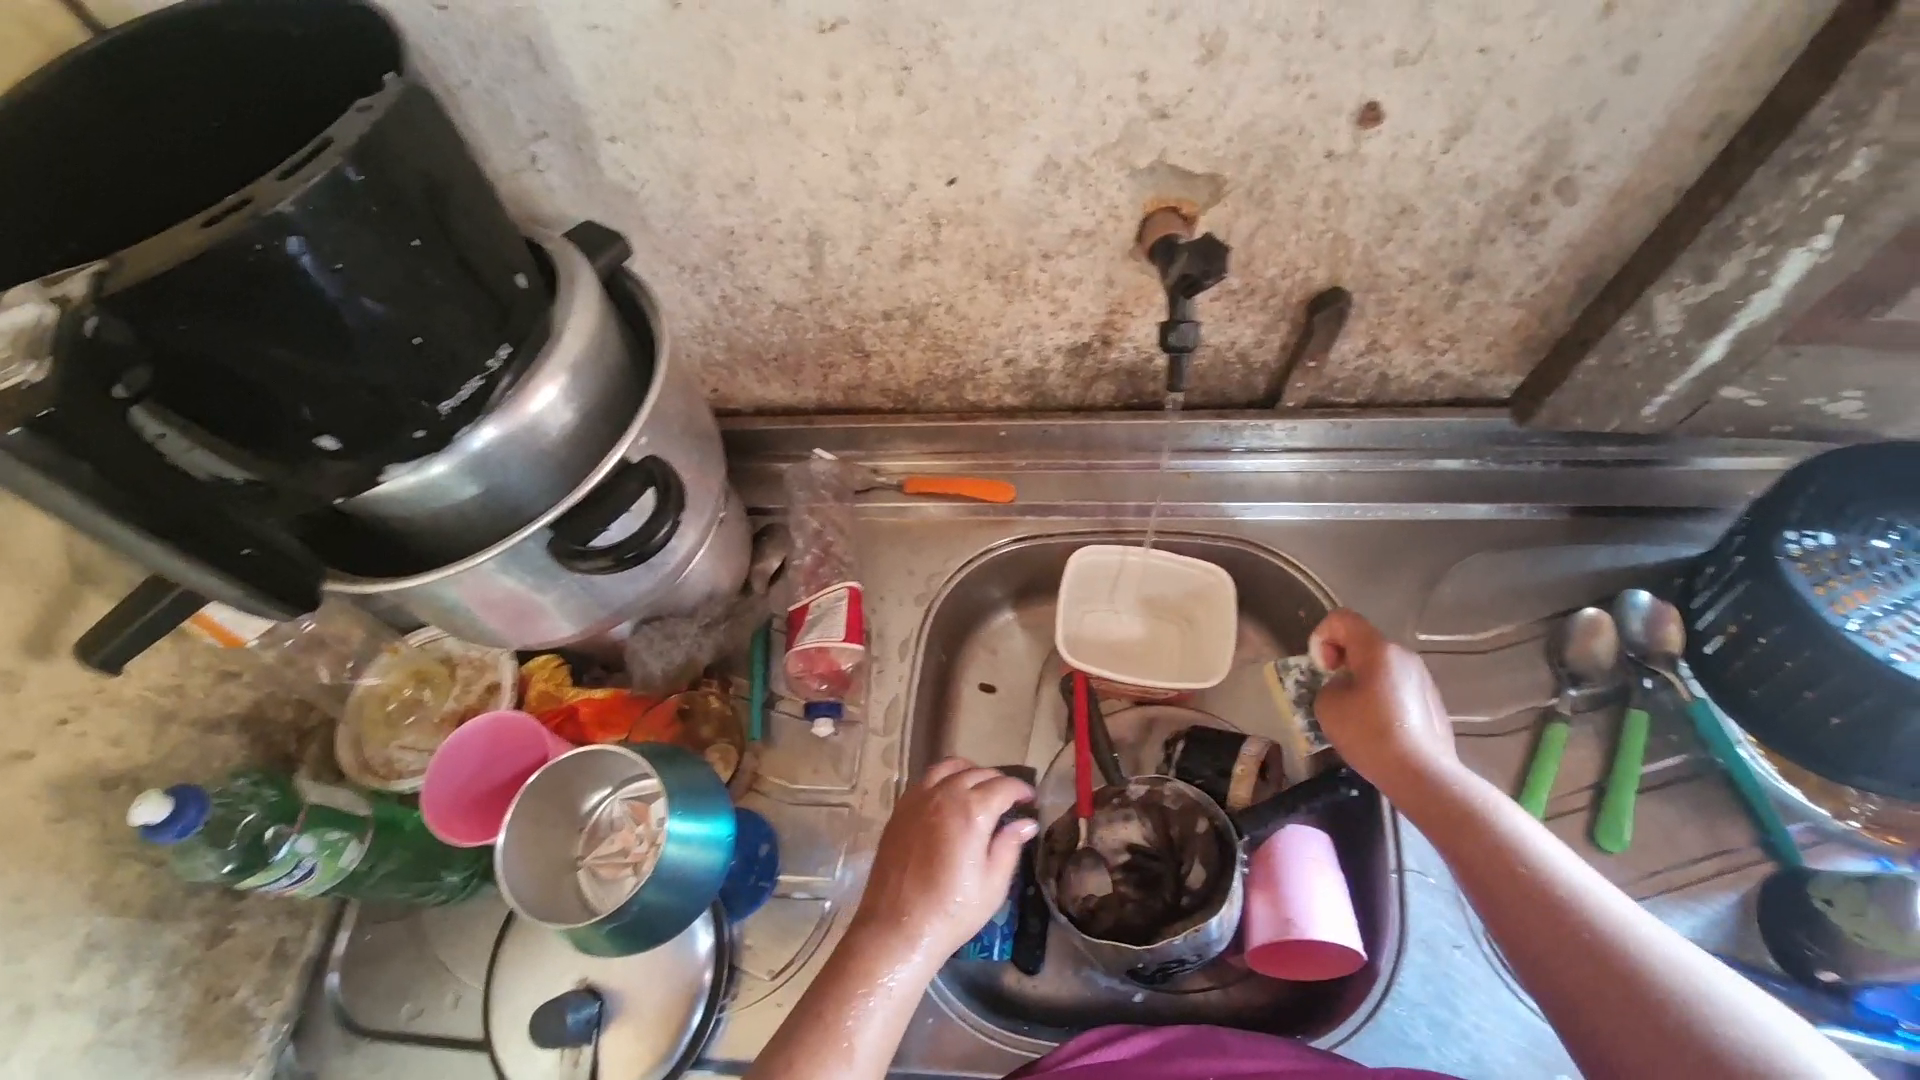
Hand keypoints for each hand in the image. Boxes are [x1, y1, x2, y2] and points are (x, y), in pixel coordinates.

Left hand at [850, 758, 1036, 965]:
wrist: (897, 928)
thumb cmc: (951, 912)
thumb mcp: (992, 885)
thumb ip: (1009, 846)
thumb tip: (1026, 822)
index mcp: (972, 812)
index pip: (1004, 786)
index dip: (1021, 789)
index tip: (1030, 800)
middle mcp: (944, 795)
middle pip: (977, 772)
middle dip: (998, 781)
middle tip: (1009, 800)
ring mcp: (918, 799)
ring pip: (949, 767)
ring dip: (969, 772)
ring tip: (979, 789)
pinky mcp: (900, 809)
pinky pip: (926, 779)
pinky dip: (944, 779)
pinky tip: (949, 798)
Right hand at [1308, 608, 1457, 793]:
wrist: (1422, 774)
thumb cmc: (1369, 734)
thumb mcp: (1328, 706)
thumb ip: (1330, 685)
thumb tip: (1346, 687)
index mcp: (1378, 650)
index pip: (1342, 619)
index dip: (1322, 637)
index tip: (1323, 670)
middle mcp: (1404, 656)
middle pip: (1364, 643)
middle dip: (1342, 661)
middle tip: (1334, 692)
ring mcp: (1423, 679)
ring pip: (1382, 667)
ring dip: (1362, 680)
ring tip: (1356, 714)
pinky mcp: (1433, 701)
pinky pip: (1398, 688)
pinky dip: (1382, 698)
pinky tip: (1379, 728)